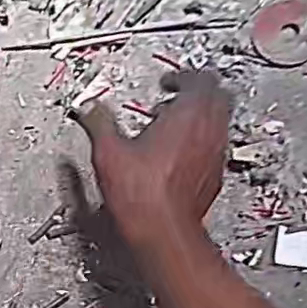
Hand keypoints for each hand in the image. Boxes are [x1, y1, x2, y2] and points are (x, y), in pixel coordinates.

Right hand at [71, 69, 233, 263]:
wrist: (162, 231)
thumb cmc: (141, 195)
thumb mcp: (108, 153)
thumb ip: (99, 123)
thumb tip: (88, 108)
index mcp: (189, 113)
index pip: (199, 78)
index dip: (182, 76)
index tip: (167, 82)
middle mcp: (210, 129)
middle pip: (217, 96)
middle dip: (196, 93)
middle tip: (175, 99)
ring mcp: (215, 154)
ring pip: (218, 122)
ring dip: (198, 119)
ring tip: (173, 128)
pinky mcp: (214, 177)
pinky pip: (213, 149)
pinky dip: (199, 145)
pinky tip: (177, 158)